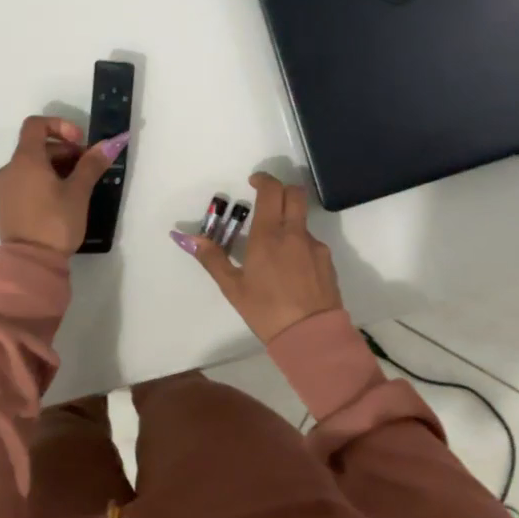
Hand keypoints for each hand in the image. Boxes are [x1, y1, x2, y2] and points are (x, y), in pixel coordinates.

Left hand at [0, 115, 129, 254]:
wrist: (29, 264)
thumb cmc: (56, 222)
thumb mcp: (78, 192)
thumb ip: (92, 164)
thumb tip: (112, 142)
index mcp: (24, 160)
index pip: (36, 125)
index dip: (60, 125)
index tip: (79, 143)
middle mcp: (8, 170)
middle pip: (35, 148)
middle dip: (62, 153)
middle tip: (85, 170)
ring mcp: (2, 191)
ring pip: (28, 169)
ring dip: (52, 170)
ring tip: (73, 189)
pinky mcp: (2, 209)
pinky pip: (21, 186)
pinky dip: (38, 186)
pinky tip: (55, 205)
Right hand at [174, 172, 341, 342]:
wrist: (312, 337)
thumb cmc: (266, 311)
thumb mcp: (233, 288)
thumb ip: (213, 259)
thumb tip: (190, 238)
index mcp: (269, 235)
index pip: (271, 191)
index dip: (263, 180)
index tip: (253, 182)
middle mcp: (295, 234)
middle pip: (295, 194)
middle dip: (280, 190)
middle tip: (266, 202)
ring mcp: (315, 247)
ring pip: (302, 221)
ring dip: (289, 222)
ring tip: (274, 250)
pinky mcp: (328, 262)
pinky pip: (311, 243)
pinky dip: (299, 245)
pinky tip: (290, 271)